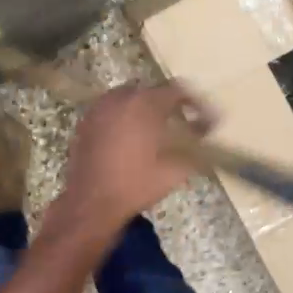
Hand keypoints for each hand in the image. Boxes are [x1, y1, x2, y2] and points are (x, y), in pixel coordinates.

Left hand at [50, 82, 206, 235]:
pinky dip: (125, 117)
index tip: (207, 119)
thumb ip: (196, 149)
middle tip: (182, 123)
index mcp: (144, 104)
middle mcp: (120, 98)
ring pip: (129, 98)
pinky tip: (131, 138)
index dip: (196, 103)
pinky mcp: (85, 122)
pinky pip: (111, 110)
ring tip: (157, 130)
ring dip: (145, 109)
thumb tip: (204, 135)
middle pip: (152, 91)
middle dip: (169, 105)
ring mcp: (99, 108)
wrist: (91, 202)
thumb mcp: (175, 170)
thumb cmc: (136, 185)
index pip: (178, 90)